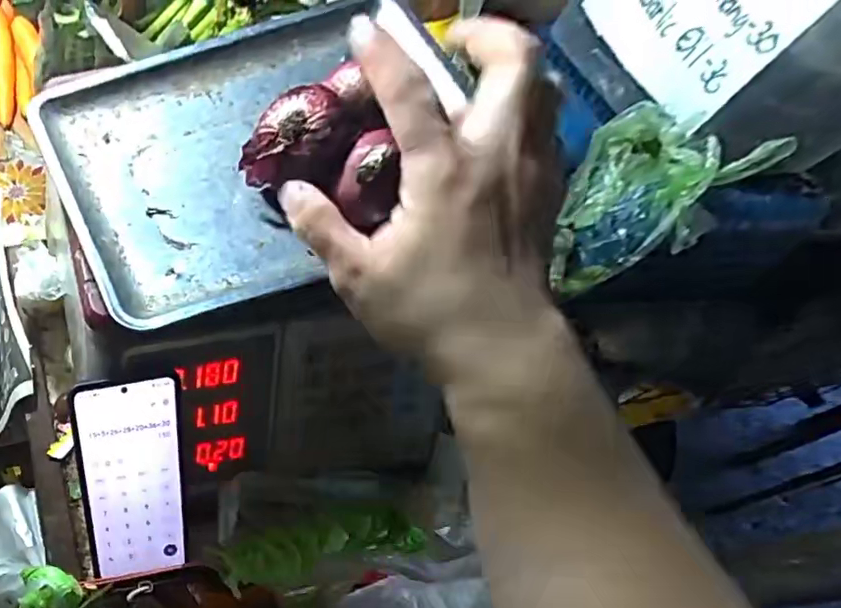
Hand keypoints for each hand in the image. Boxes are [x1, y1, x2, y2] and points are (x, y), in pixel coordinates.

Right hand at [279, 16, 563, 387]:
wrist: (496, 342)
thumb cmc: (421, 311)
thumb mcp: (356, 276)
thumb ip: (322, 229)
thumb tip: (292, 192)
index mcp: (444, 173)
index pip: (414, 95)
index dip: (386, 55)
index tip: (366, 25)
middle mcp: (496, 153)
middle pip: (513, 60)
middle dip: (481, 34)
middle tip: (448, 42)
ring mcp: (531, 166)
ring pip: (540, 84)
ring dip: (507, 66)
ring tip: (472, 81)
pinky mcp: (547, 187)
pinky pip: (544, 121)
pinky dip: (521, 105)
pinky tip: (492, 134)